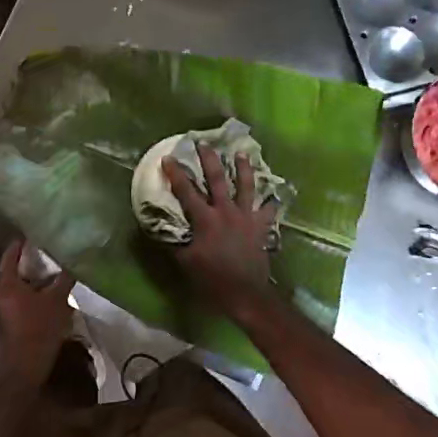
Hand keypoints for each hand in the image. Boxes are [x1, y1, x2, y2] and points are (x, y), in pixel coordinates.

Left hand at [0, 238, 76, 385]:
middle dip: (30, 261)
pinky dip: (35, 292)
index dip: (20, 244)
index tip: (33, 234)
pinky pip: (22, 298)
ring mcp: (5, 308)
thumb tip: (74, 261)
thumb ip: (64, 279)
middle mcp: (2, 293)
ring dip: (34, 278)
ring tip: (54, 270)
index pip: (10, 256)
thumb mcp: (57, 300)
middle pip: (14, 270)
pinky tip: (51, 292)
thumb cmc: (40, 327)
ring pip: (19, 286)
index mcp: (8, 284)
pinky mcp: (12, 319)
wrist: (28, 364)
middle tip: (48, 250)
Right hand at [163, 145, 280, 318]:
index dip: (176, 174)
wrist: (246, 293)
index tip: (169, 157)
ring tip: (241, 154)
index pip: (186, 191)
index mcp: (205, 219)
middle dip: (209, 160)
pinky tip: (275, 192)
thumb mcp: (186, 262)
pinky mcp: (261, 227)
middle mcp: (226, 211)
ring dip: (243, 169)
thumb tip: (162, 230)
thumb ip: (174, 243)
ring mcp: (247, 217)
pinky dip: (271, 200)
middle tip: (203, 143)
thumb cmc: (212, 279)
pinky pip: (268, 210)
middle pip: (217, 179)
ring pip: (246, 186)